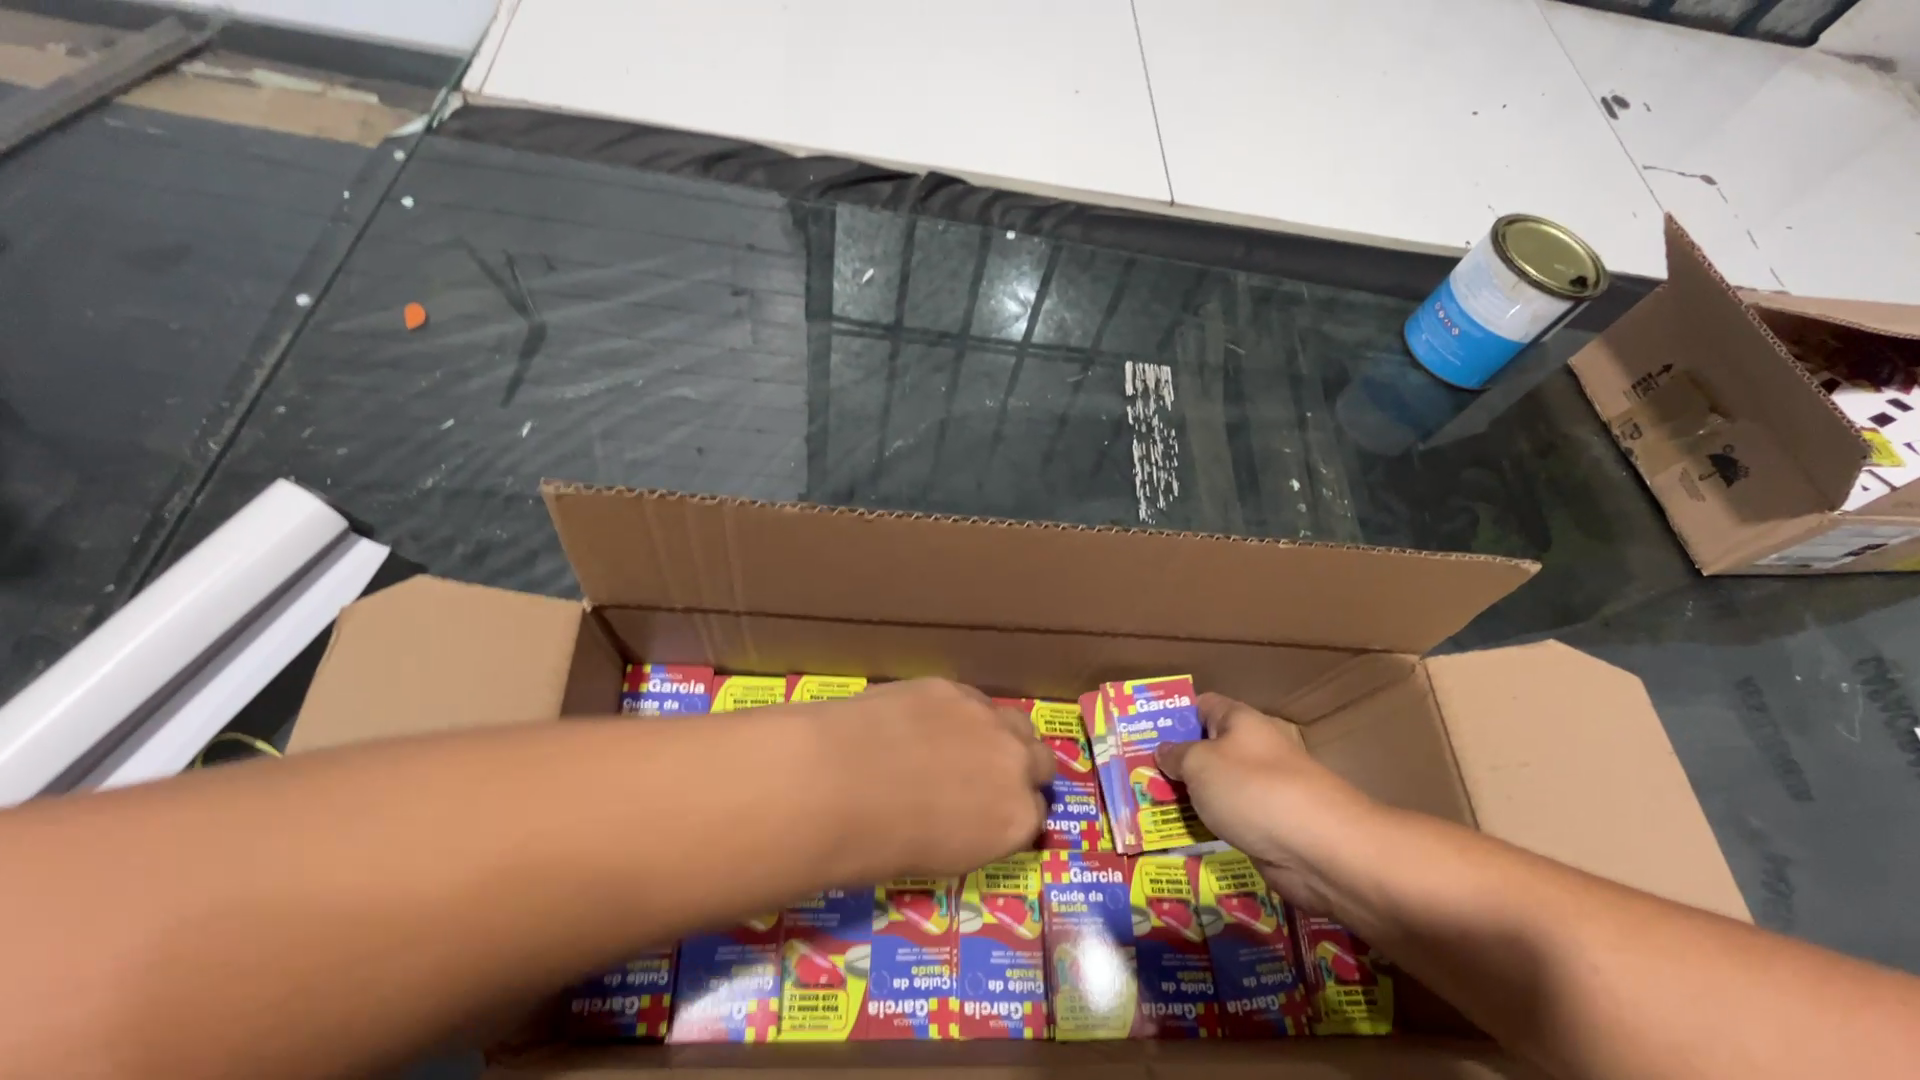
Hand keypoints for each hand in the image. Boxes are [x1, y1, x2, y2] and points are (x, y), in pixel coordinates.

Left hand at [797, 679, 1052, 879]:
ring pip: (1016, 722)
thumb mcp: (940, 860)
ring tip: (966, 743)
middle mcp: (1016, 765)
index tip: (994, 814)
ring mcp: (986, 719)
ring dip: (1001, 734)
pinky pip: (971, 698)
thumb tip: (961, 819)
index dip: (1015, 812)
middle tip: (989, 777)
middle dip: (1024, 769)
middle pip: (1041, 761)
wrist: (839, 785)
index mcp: (1016, 821)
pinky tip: (925, 721)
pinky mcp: (951, 687)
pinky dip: (959, 711)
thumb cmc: (879, 846)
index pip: (1037, 815)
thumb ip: (971, 833)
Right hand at [1157, 693, 1377, 912]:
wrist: (1321, 848)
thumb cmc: (1254, 791)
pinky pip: (1229, 820)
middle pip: (1206, 749)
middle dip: (1173, 763)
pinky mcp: (1269, 827)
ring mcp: (1264, 790)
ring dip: (1188, 799)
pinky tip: (1182, 837)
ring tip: (1146, 809)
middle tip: (1133, 777)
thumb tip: (1163, 750)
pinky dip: (1208, 827)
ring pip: (1216, 788)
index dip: (1172, 716)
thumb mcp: (1200, 764)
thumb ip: (1176, 755)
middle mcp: (1253, 750)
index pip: (1201, 705)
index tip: (1140, 733)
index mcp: (1240, 721)